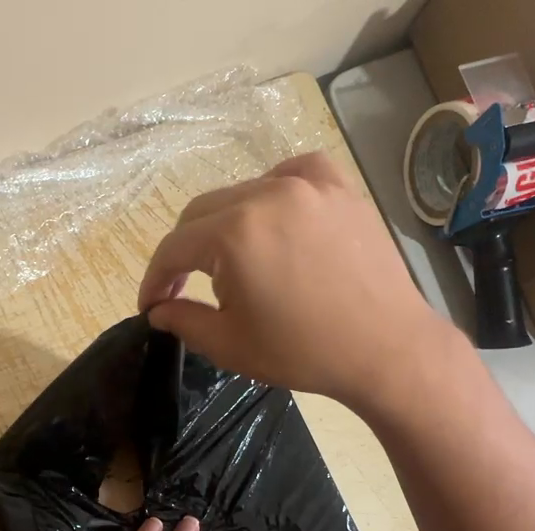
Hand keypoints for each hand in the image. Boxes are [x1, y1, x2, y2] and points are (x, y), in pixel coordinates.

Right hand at [136, 151, 467, 411]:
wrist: (384, 347)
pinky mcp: (340, 189)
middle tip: (180, 289)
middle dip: (183, 252)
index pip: (173, 248)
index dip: (154, 279)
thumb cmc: (300, 351)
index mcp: (234, 234)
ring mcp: (308, 185)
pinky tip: (270, 219)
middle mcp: (267, 194)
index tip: (150, 306)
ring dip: (222, 226)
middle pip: (201, 214)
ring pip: (241, 193)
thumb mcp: (227, 344)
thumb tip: (159, 309)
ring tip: (227, 263)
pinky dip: (270, 192)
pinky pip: (290, 174)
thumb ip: (182, 320)